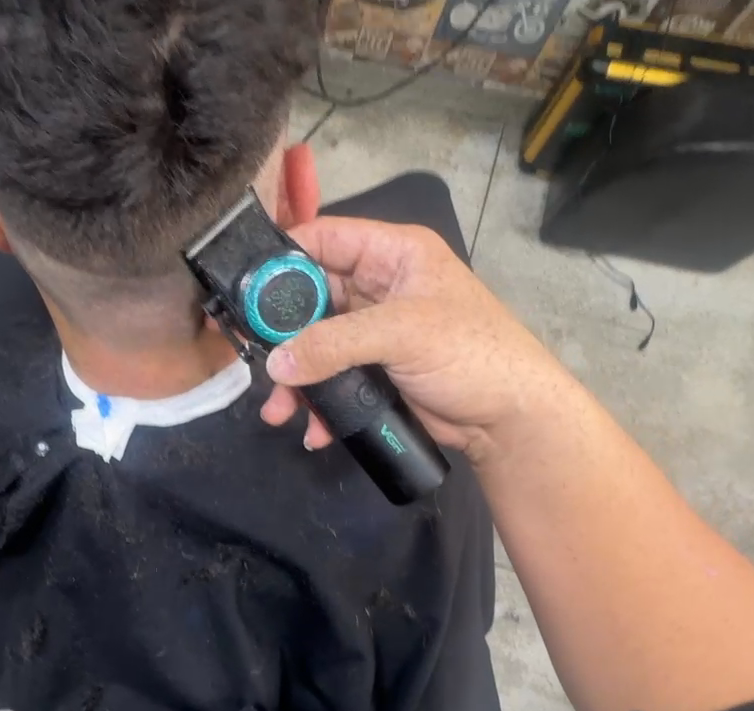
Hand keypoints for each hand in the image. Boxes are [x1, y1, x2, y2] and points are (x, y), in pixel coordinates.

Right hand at [258, 216, 567, 464]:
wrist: (508, 418)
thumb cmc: (471, 354)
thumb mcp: (403, 334)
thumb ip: (335, 343)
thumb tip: (276, 365)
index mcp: (392, 254)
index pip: (324, 239)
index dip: (283, 258)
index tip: (245, 291)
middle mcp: (377, 288)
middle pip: (309, 299)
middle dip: (281, 334)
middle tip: (253, 360)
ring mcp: (371, 334)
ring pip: (313, 347)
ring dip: (294, 380)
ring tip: (278, 412)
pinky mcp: (371, 373)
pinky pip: (329, 381)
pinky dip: (317, 404)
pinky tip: (312, 429)